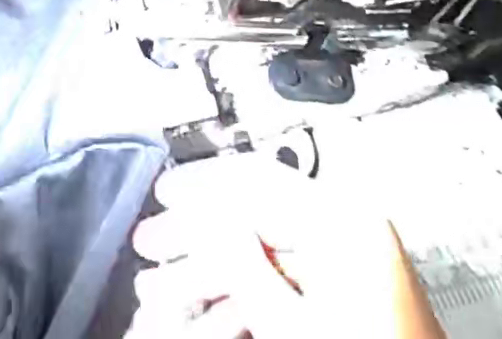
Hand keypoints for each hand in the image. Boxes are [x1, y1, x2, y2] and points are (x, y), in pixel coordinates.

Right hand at [130, 154, 445, 338]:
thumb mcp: (289, 321)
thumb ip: (241, 260)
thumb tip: (204, 214)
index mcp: (344, 221)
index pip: (258, 179)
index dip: (203, 184)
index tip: (164, 192)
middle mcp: (349, 234)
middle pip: (255, 218)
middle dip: (195, 236)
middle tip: (152, 243)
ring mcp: (349, 269)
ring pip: (262, 257)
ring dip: (209, 273)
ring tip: (162, 292)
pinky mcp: (345, 300)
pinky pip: (282, 286)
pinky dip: (242, 299)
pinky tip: (206, 315)